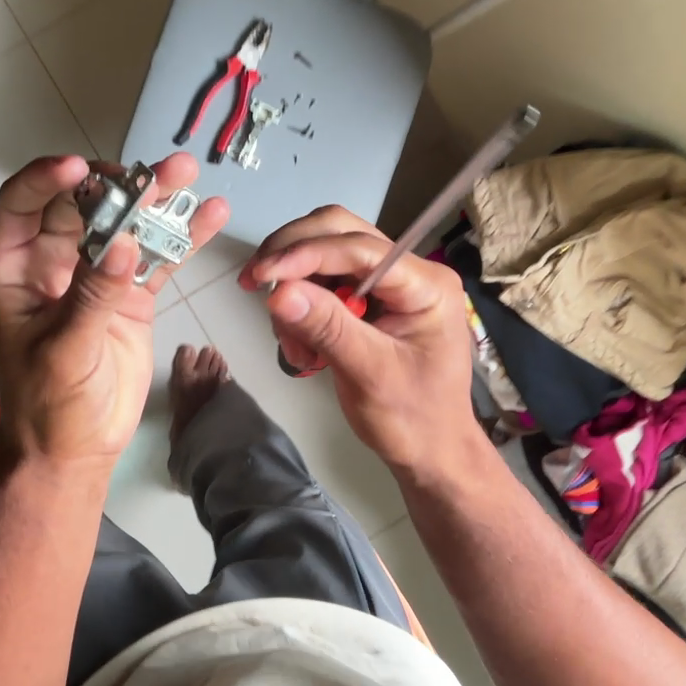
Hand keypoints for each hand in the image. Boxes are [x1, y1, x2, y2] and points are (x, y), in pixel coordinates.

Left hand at [0, 153, 227, 472]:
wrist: (77, 449)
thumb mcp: (63, 351)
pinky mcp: (132, 296)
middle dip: (115, 184)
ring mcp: (97, 276)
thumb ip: (93, 296)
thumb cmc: (48, 404)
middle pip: (83, 205)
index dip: (45, 179)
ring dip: (153, 200)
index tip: (79, 168)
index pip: (21, 205)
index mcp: (16, 269)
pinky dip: (181, 237)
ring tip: (186, 173)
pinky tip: (211, 215)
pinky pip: (156, 257)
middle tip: (150, 174)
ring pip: (123, 224)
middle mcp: (55, 263)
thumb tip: (124, 243)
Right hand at [240, 206, 478, 477]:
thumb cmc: (413, 420)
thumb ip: (328, 329)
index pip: (358, 248)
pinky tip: (302, 349)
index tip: (261, 275)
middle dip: (292, 257)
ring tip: (294, 346)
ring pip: (321, 254)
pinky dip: (299, 308)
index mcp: (425, 283)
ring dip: (294, 290)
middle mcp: (407, 270)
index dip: (305, 254)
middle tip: (254, 284)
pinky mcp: (365, 298)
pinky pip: (319, 282)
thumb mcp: (371, 375)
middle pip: (337, 232)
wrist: (430, 452)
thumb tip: (278, 292)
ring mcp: (385, 282)